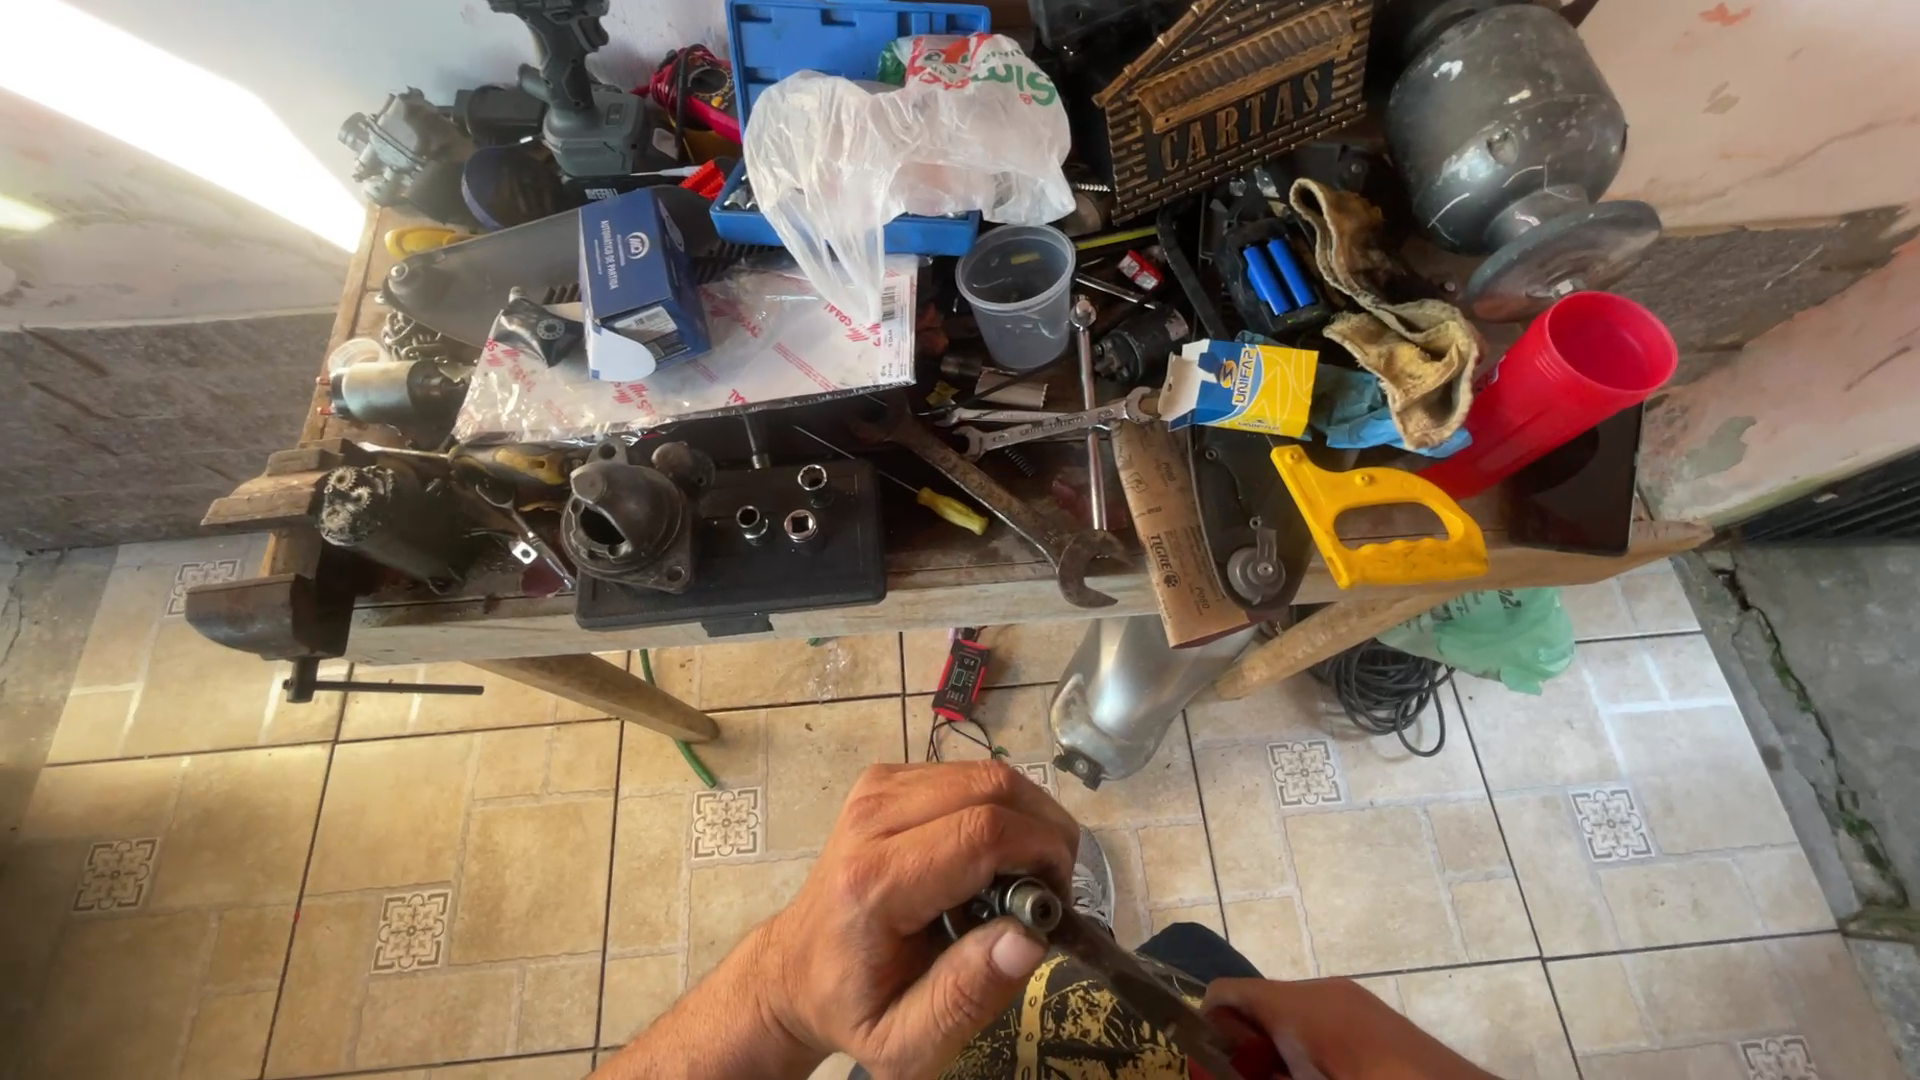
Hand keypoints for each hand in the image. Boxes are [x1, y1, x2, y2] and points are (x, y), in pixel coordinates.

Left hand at [760, 760, 1080, 1078]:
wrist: (794, 966)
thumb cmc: (851, 1005)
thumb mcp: (905, 1040)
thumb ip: (967, 995)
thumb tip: (1030, 936)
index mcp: (875, 881)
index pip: (981, 832)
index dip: (1040, 852)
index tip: (1057, 899)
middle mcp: (873, 817)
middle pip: (991, 786)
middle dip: (1044, 828)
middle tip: (1052, 884)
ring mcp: (877, 788)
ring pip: (985, 772)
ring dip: (1025, 814)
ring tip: (1025, 871)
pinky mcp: (886, 777)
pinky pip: (967, 773)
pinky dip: (998, 805)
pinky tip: (992, 851)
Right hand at [1203, 978, 1498, 1079]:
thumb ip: (1256, 1077)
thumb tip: (1213, 1071)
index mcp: (1301, 1005)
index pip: (1225, 993)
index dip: (1205, 1032)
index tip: (1204, 1073)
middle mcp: (1322, 991)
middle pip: (1256, 1008)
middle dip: (1241, 1053)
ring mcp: (1354, 1004)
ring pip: (1290, 1020)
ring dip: (1274, 1059)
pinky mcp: (1378, 1023)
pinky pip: (1322, 1029)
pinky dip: (1307, 1057)